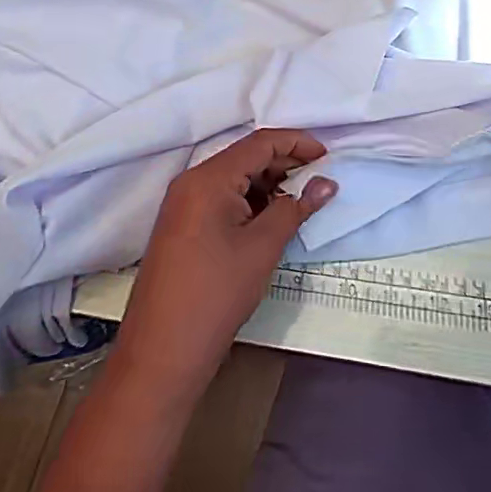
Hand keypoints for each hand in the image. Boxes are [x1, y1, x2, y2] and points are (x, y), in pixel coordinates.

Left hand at [115, 130, 337, 391]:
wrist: (163, 349)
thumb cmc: (216, 293)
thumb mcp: (262, 248)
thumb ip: (295, 208)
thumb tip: (325, 183)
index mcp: (208, 178)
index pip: (259, 142)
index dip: (296, 143)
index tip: (327, 156)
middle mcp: (191, 181)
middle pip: (244, 157)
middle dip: (283, 164)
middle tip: (318, 180)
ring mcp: (182, 203)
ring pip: (232, 178)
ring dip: (267, 184)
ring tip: (300, 202)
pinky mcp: (181, 223)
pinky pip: (220, 197)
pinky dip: (248, 201)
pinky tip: (270, 218)